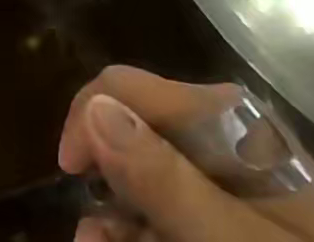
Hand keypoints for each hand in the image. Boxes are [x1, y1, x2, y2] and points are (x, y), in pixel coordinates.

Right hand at [57, 66, 313, 241]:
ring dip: (127, 217)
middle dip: (106, 185)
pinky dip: (157, 228)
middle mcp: (223, 127)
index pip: (124, 86)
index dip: (85, 125)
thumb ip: (168, 181)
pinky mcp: (243, 200)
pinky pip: (180, 198)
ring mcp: (234, 164)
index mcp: (224, 117)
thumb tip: (96, 106)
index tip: (70, 187)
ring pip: (150, 172)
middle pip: (133, 130)